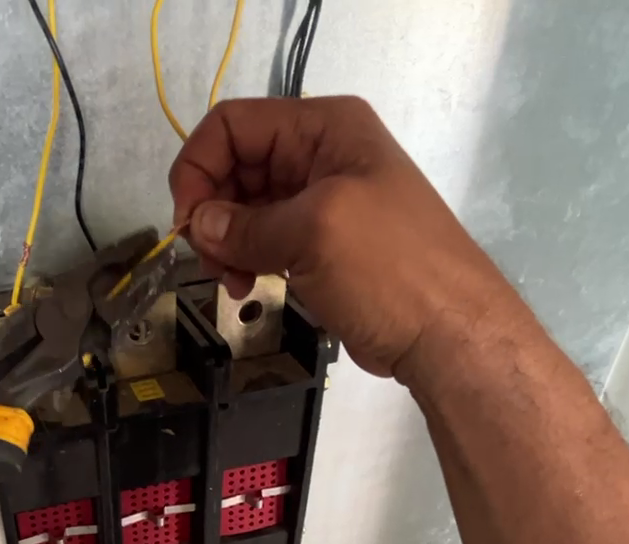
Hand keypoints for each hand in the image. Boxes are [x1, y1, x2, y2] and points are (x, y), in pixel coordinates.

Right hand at [168, 96, 533, 385]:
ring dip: (223, 244)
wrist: (442, 333)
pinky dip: (242, 261)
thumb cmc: (389, 269)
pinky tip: (243, 287)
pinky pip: (260, 241)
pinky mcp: (314, 246)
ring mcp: (315, 203)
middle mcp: (317, 157)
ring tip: (230, 282)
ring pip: (242, 209)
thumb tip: (196, 224)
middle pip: (233, 167)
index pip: (233, 126)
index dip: (198, 167)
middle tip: (209, 261)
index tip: (185, 223)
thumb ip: (247, 225)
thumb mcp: (313, 232)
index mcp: (323, 129)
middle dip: (211, 212)